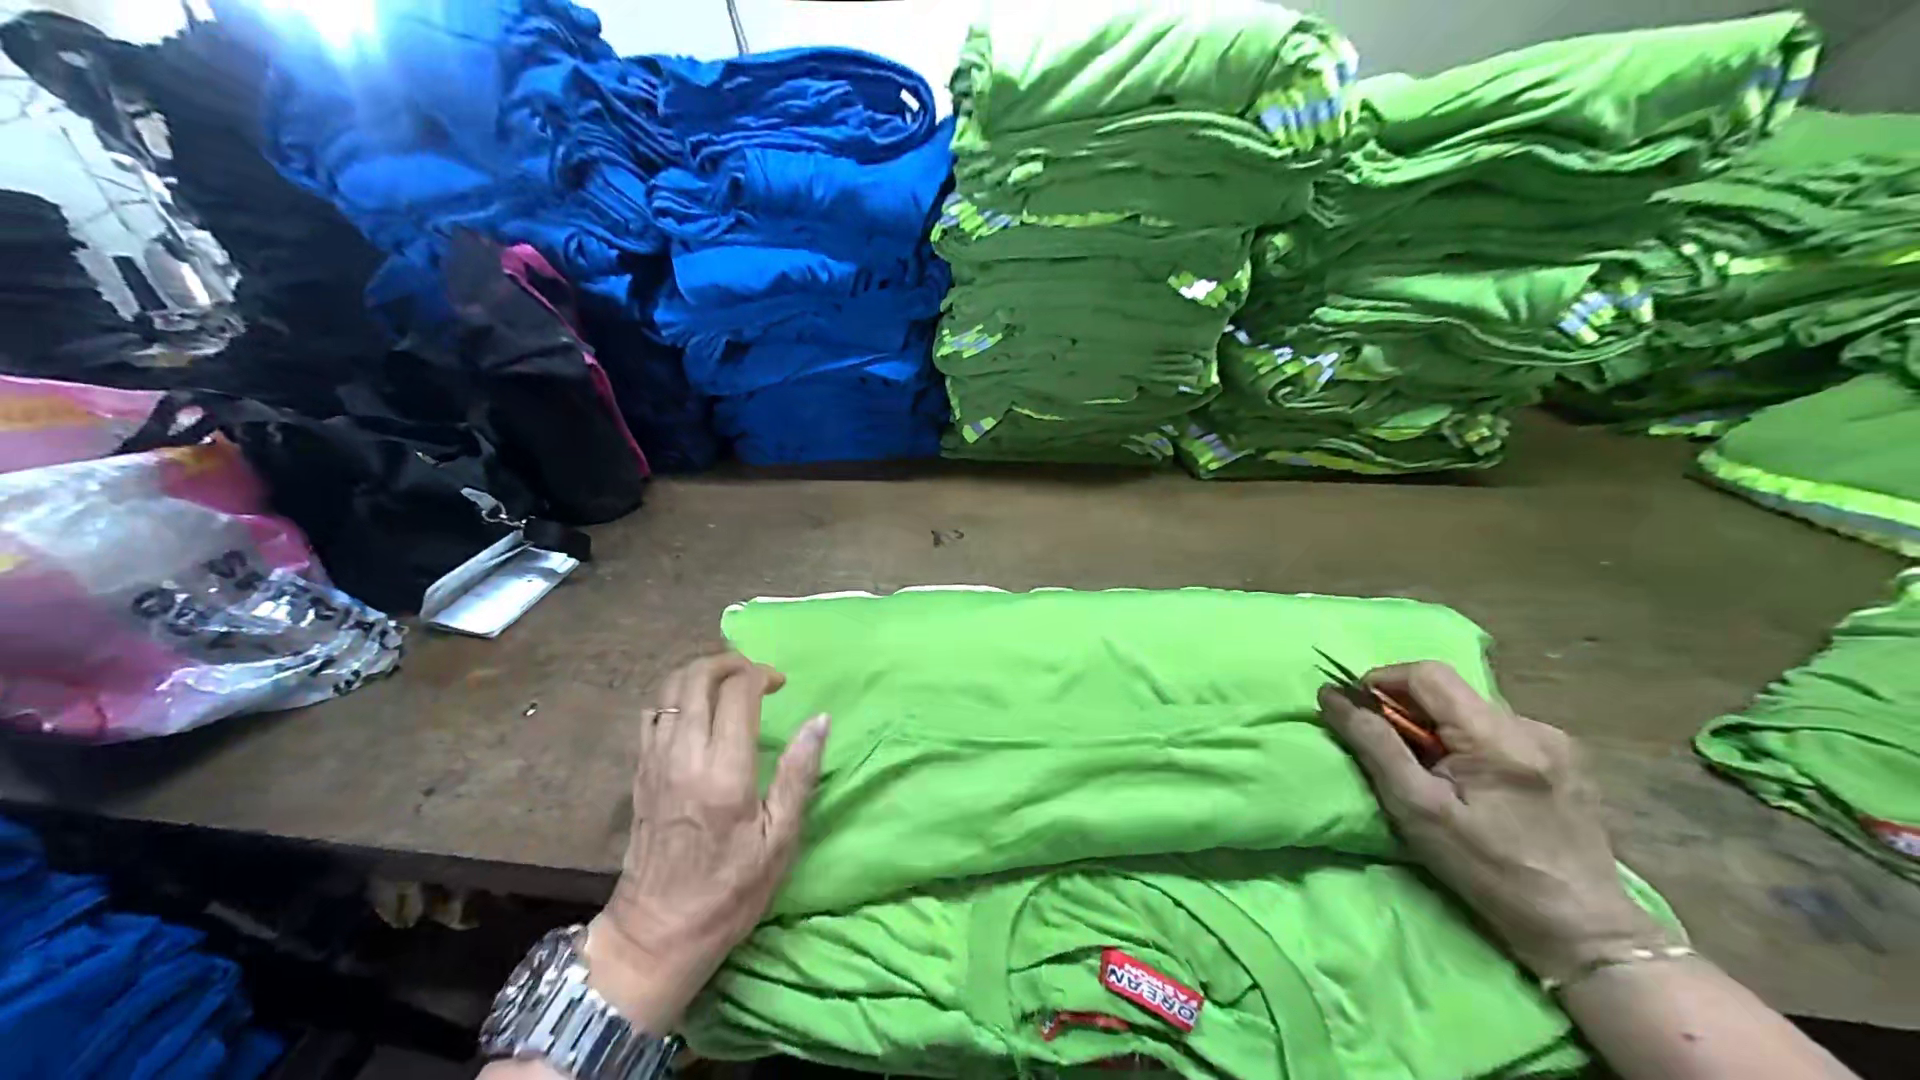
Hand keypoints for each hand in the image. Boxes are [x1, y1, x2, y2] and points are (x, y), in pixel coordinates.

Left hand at [585, 652, 829, 1031]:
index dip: (762, 675)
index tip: (779, 684)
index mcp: (724, 771)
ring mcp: (654, 760)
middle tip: (754, 674)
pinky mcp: (639, 771)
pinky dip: (676, 697)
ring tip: (728, 685)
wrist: (657, 932)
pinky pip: (653, 713)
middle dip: (729, 662)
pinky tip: (696, 712)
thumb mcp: (780, 839)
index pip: (738, 692)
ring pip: (670, 688)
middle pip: (697, 676)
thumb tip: (820, 720)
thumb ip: (799, 773)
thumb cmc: (730, 891)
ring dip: (701, 673)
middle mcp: (684, 755)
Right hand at [1318, 662, 1669, 983]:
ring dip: (1436, 727)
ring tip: (1430, 772)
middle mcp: (1532, 726)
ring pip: (1470, 710)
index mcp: (1498, 736)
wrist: (1581, 928)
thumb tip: (1332, 696)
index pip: (1427, 674)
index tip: (1359, 712)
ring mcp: (1554, 741)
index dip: (1382, 682)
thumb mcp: (1416, 808)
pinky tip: (1470, 783)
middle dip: (1407, 710)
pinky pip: (1495, 729)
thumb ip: (1374, 744)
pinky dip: (1466, 742)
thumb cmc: (1487, 870)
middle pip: (1449, 691)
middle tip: (1389, 751)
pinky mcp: (1564, 759)